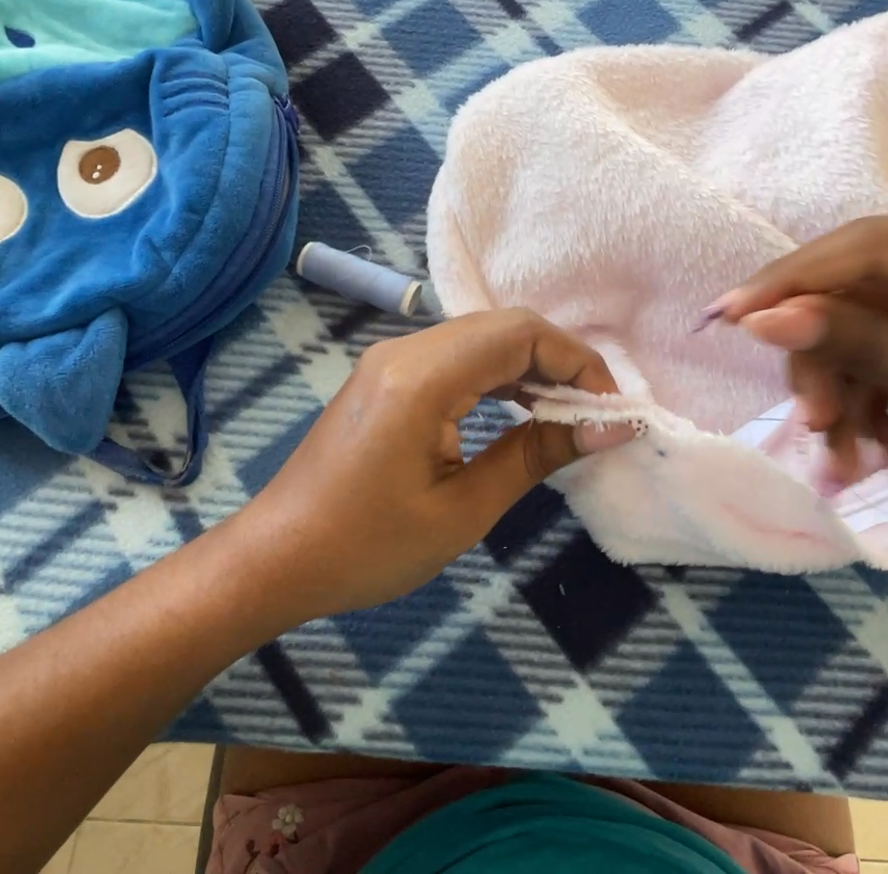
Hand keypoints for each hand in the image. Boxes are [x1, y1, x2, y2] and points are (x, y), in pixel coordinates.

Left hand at [221, 309, 621, 621]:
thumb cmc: (368, 546)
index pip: (519, 334)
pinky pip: (454, 360)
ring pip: (479, 341)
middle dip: (559, 363)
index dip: (576, 361)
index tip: (610, 409)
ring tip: (566, 417)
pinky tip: (519, 412)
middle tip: (595, 415)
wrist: (277, 559)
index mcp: (421, 377)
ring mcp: (389, 362)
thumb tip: (607, 427)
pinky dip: (495, 379)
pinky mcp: (384, 380)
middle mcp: (404, 351)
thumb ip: (537, 456)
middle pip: (501, 328)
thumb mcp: (463, 510)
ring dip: (528, 370)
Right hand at [713, 211, 887, 537]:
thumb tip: (762, 318)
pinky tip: (868, 444)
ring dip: (843, 384)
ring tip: (839, 449)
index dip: (796, 277)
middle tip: (808, 417)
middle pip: (863, 285)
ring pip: (866, 321)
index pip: (876, 243)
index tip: (730, 316)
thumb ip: (860, 345)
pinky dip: (869, 395)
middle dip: (824, 351)